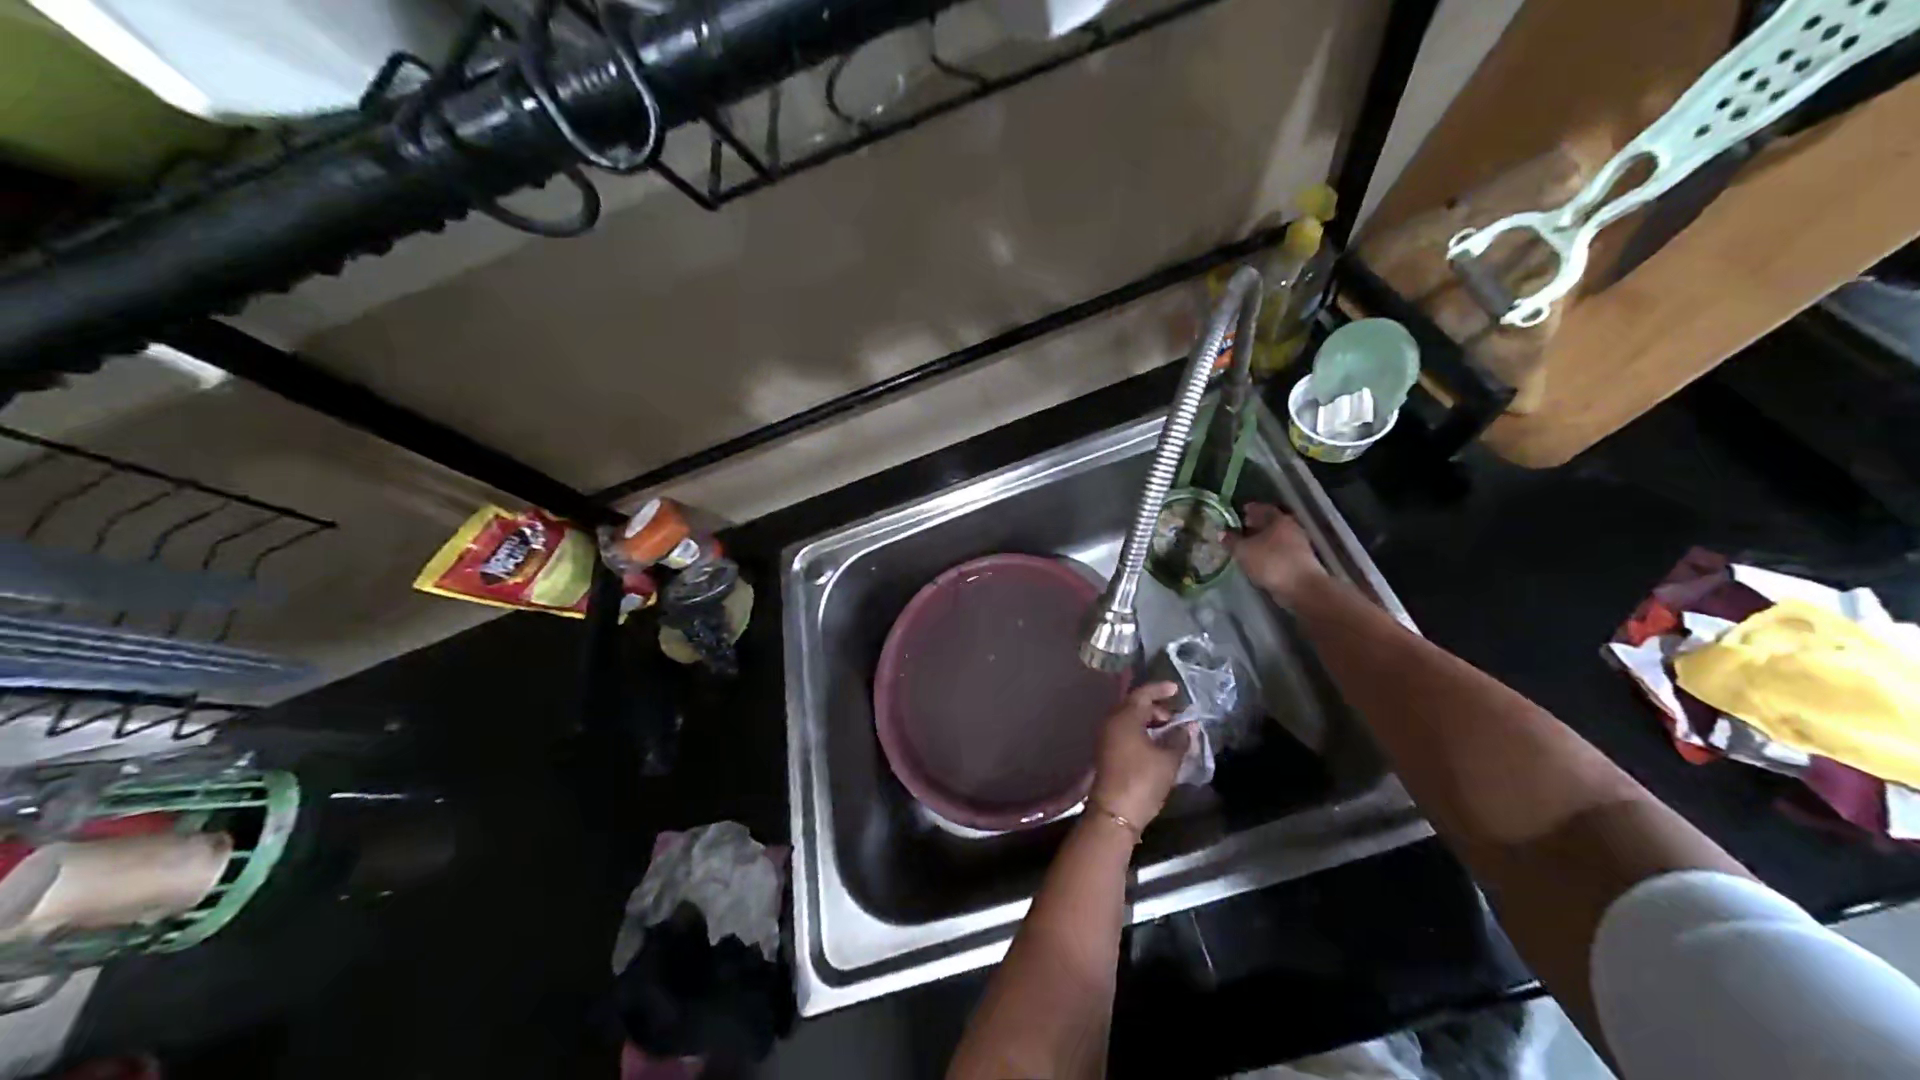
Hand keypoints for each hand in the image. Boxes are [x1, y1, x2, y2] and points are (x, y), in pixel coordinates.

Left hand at [1090, 682, 1188, 829]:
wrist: (1114, 813)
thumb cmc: (1142, 781)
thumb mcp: (1168, 760)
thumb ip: (1179, 739)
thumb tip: (1188, 727)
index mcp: (1124, 718)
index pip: (1142, 694)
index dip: (1159, 689)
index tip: (1176, 689)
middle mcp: (1111, 722)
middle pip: (1133, 705)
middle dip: (1156, 708)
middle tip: (1176, 718)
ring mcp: (1105, 737)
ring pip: (1128, 719)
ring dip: (1148, 721)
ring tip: (1170, 733)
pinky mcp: (1106, 752)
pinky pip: (1124, 732)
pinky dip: (1140, 732)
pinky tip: (1156, 745)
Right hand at [1230, 502, 1326, 601]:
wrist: (1301, 588)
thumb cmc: (1271, 562)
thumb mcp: (1243, 550)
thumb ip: (1231, 540)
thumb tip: (1222, 533)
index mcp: (1278, 519)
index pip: (1261, 508)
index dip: (1249, 510)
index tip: (1238, 513)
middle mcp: (1291, 528)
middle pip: (1270, 523)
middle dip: (1255, 526)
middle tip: (1239, 531)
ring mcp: (1298, 545)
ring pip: (1275, 538)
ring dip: (1262, 541)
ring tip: (1246, 548)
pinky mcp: (1300, 561)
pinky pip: (1279, 552)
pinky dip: (1268, 553)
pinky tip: (1258, 561)